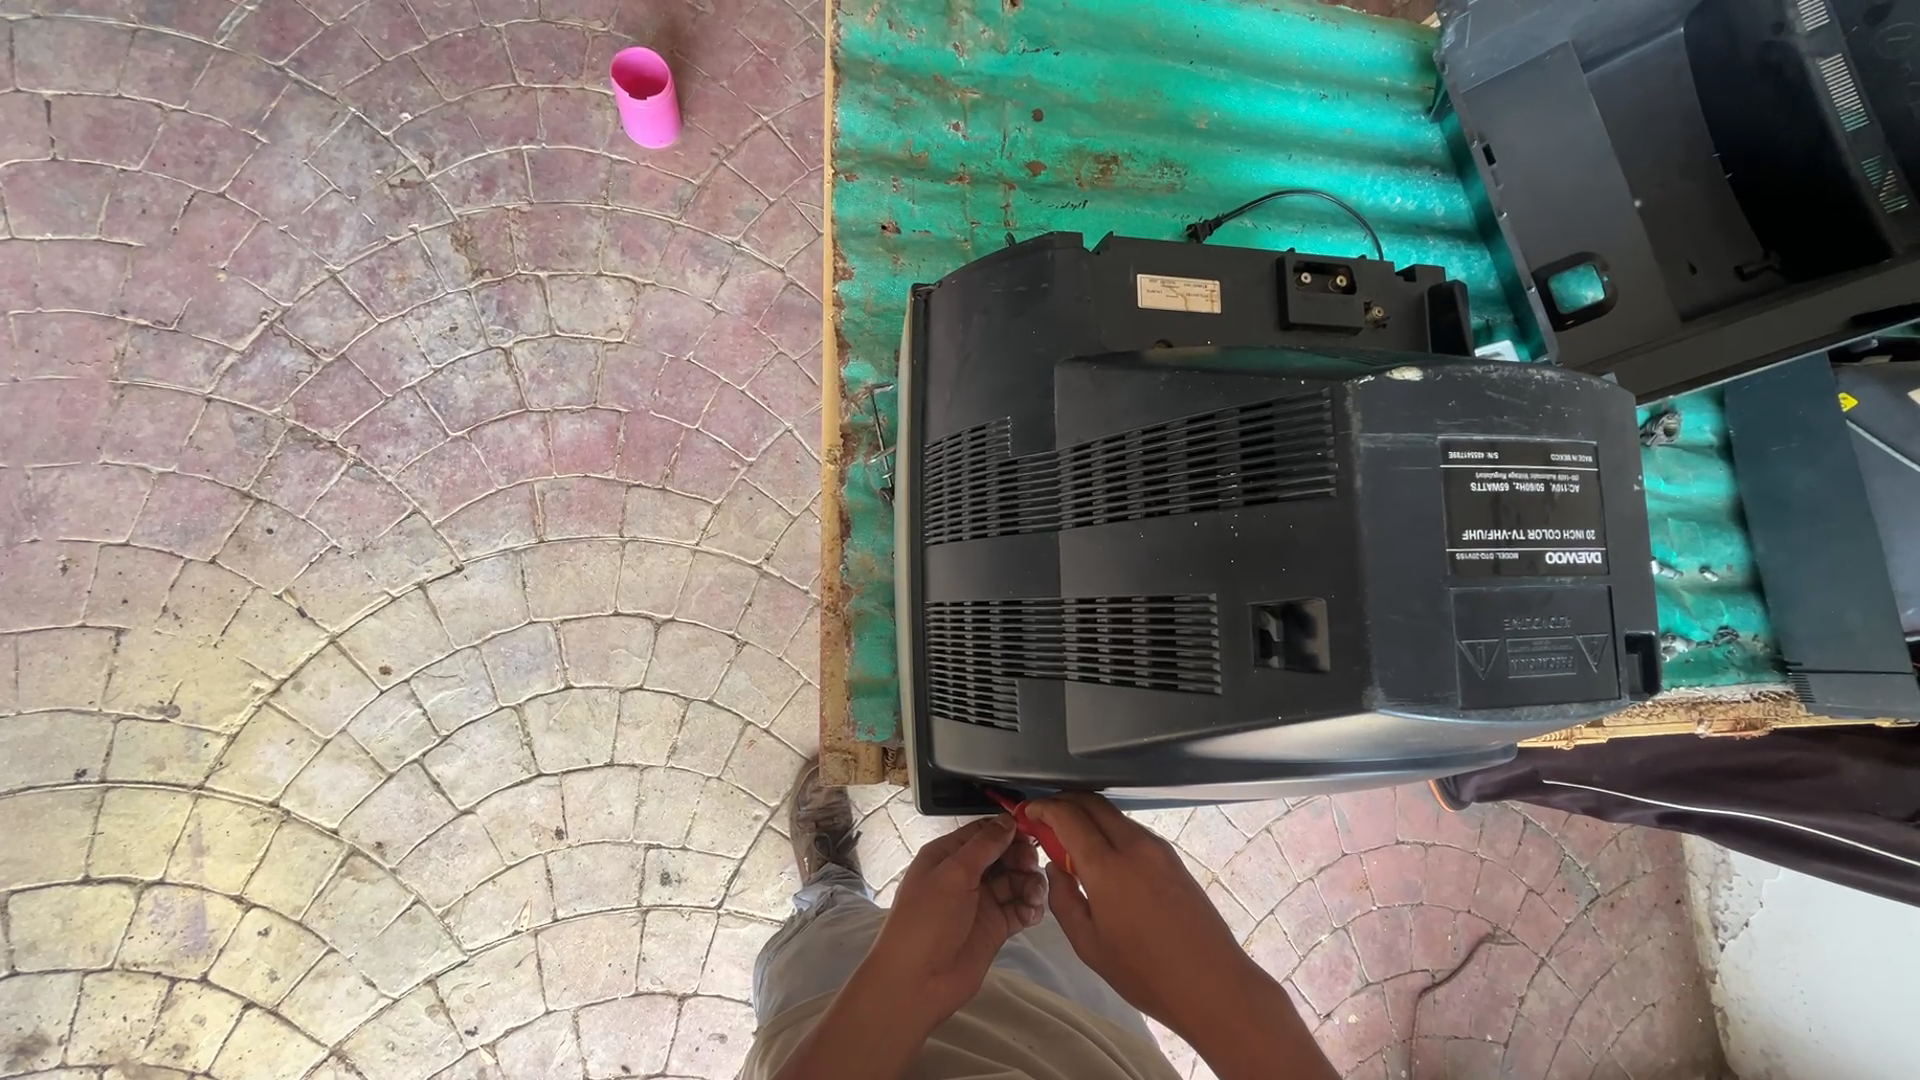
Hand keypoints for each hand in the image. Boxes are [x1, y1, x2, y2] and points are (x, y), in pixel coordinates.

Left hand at [864, 815, 1046, 1025]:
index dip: (1007, 830)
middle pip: (1003, 855)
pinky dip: (1029, 907)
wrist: (917, 982)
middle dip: (1021, 856)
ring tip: (1033, 895)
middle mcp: (965, 875)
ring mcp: (981, 902)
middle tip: (1031, 865)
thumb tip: (1008, 820)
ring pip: (1014, 881)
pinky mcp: (995, 927)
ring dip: (1029, 883)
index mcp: (948, 855)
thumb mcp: (952, 874)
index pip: (983, 832)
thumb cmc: (927, 920)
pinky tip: (1032, 913)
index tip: (1031, 832)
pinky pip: (1018, 909)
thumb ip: (984, 846)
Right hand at [1025, 794, 1271, 1038]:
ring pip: (1113, 813)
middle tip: (1045, 818)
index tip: (1027, 812)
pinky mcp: (1172, 856)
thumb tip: (1056, 868)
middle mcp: (1132, 844)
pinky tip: (1103, 854)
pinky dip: (1109, 828)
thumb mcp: (1088, 945)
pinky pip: (1131, 829)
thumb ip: (1063, 899)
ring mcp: (1157, 847)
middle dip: (1063, 802)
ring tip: (1071, 838)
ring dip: (1087, 814)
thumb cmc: (1145, 973)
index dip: (1042, 808)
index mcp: (1106, 866)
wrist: (1214, 984)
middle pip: (1091, 802)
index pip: (1067, 816)